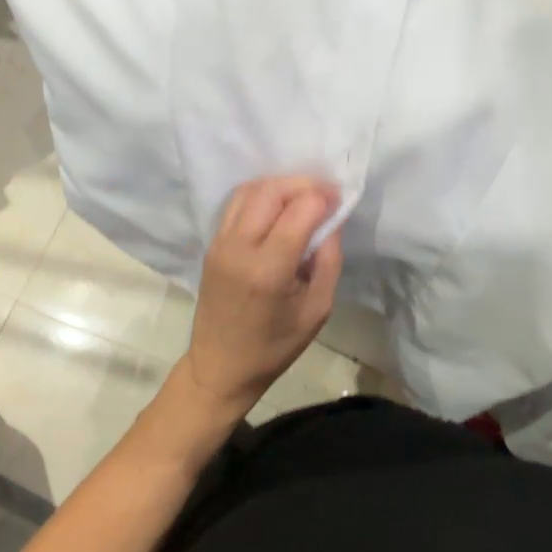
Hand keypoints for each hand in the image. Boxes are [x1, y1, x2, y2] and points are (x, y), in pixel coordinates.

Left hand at [179, 176, 343, 415]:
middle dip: (303, 185)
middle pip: (271, 191)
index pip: (299, 210)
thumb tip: (331, 221)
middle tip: (325, 195)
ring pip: (249, 190)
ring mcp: (220, 243)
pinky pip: (236, 204)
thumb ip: (328, 261)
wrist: (220, 366)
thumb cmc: (274, 346)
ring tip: (303, 198)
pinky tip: (279, 208)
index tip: (340, 204)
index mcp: (268, 269)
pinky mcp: (212, 245)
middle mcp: (239, 248)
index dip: (324, 199)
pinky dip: (261, 196)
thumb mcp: (317, 310)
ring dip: (280, 186)